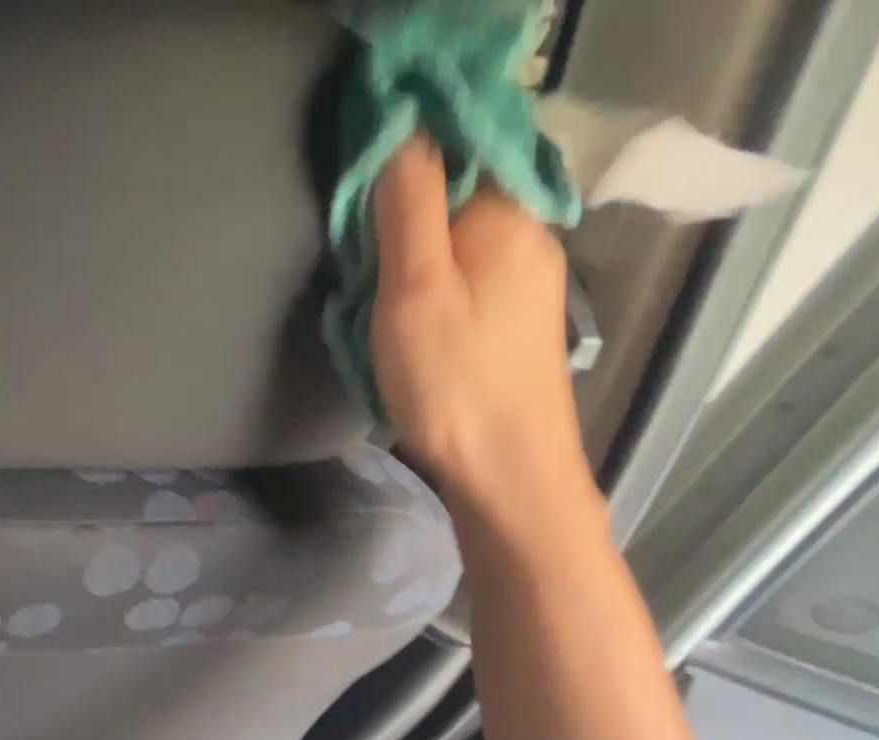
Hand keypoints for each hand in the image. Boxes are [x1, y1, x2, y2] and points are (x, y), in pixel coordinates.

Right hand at [369, 134, 592, 518]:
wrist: (506, 468)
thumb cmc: (452, 378)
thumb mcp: (413, 288)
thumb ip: (407, 207)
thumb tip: (402, 133)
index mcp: (507, 216)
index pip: (460, 149)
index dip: (408, 154)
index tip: (356, 184)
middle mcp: (528, 235)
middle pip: (457, 193)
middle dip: (400, 209)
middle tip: (350, 250)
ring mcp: (526, 278)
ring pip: (456, 236)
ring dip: (407, 250)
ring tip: (367, 288)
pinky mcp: (514, 316)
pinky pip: (464, 271)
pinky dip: (427, 278)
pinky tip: (399, 313)